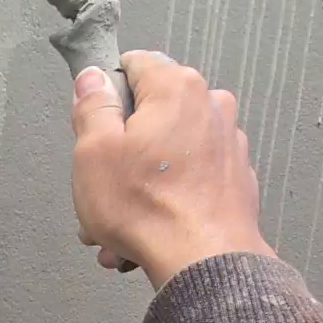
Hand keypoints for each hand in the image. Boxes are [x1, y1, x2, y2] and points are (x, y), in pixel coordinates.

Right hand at [70, 51, 273, 287]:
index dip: (105, 92)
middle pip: (148, 117)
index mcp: (175, 89)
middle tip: (96, 190)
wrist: (199, 257)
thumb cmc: (144, 207)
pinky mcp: (232, 177)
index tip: (89, 124)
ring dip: (135, 186)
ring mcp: (226, 142)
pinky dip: (162, 201)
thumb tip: (91, 78)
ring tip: (115, 225)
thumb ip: (91, 108)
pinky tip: (143, 231)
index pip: (135, 65)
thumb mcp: (92, 153)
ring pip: (164, 155)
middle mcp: (209, 106)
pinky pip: (185, 182)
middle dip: (117, 154)